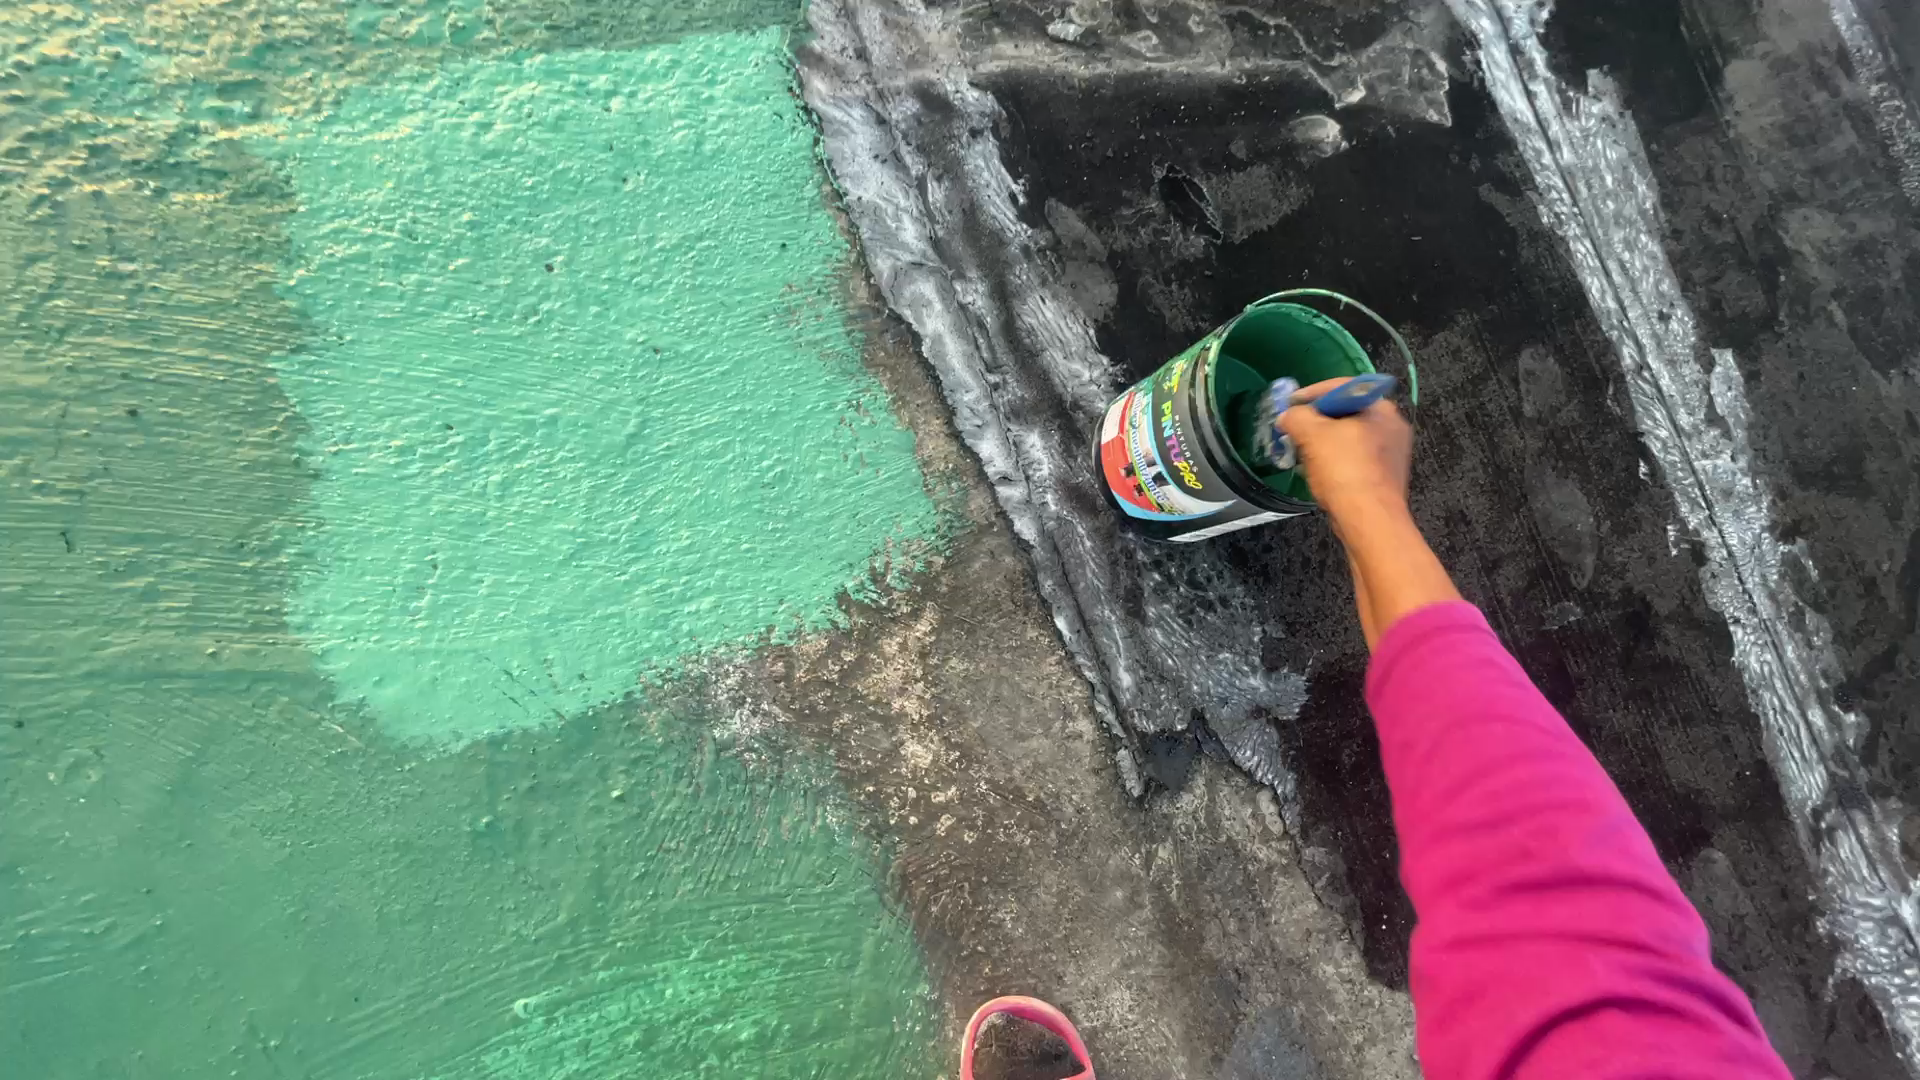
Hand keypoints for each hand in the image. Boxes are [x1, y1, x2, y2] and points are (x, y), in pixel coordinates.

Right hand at [1277, 377, 1413, 525]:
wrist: (1368, 517)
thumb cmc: (1344, 469)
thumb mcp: (1312, 435)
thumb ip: (1296, 417)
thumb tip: (1288, 416)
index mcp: (1380, 408)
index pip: (1343, 387)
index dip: (1311, 393)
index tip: (1289, 404)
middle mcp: (1392, 425)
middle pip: (1346, 413)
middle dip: (1316, 421)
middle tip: (1294, 429)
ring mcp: (1391, 452)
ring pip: (1349, 437)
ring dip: (1323, 442)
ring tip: (1302, 452)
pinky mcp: (1384, 475)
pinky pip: (1354, 458)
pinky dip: (1334, 460)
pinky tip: (1319, 471)